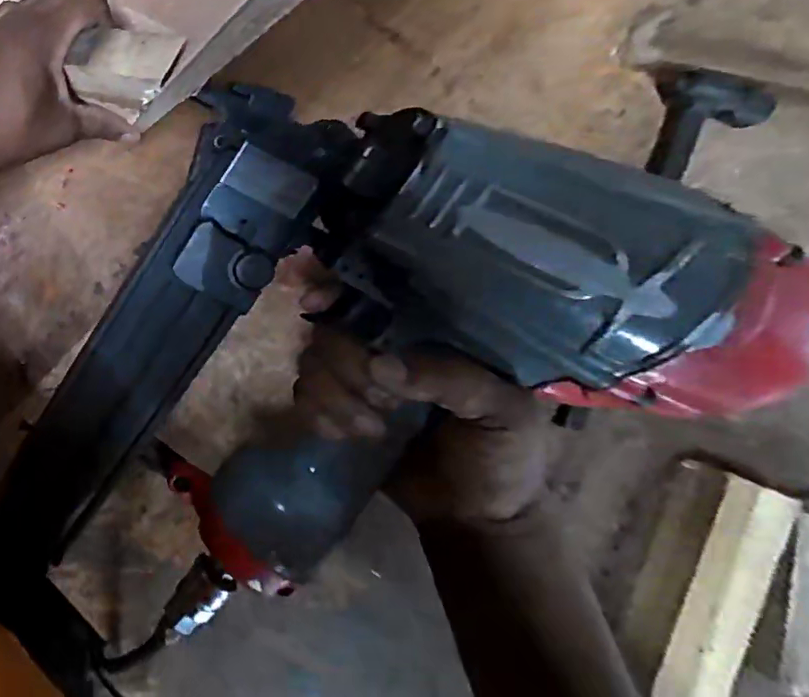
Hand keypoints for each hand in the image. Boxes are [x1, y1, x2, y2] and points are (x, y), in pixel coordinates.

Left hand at [0, 0, 137, 174]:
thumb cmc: (12, 132)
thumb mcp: (62, 128)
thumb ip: (101, 123)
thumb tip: (136, 136)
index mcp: (42, 34)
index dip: (107, 15)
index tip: (112, 43)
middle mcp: (20, 18)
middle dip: (87, 13)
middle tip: (97, 47)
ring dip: (60, 13)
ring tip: (69, 47)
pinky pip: (17, 9)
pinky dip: (34, 18)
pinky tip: (38, 49)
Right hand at [289, 278, 559, 527]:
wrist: (480, 520)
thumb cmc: (504, 455)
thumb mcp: (505, 411)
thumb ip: (453, 380)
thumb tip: (379, 365)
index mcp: (428, 329)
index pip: (373, 290)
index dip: (336, 287)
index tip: (318, 302)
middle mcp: (385, 343)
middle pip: (332, 327)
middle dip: (346, 366)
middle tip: (383, 403)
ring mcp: (357, 376)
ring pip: (312, 360)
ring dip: (334, 396)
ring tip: (372, 429)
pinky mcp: (338, 409)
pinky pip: (303, 395)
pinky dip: (318, 414)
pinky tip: (345, 436)